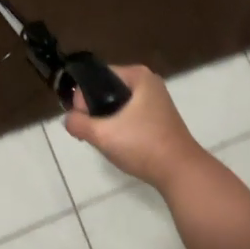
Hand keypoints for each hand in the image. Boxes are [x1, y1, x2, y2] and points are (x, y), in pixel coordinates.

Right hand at [65, 66, 211, 190]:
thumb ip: (78, 123)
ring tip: (104, 140)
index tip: (82, 119)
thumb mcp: (103, 134)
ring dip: (107, 121)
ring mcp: (157, 101)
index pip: (98, 76)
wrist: (180, 172)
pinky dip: (121, 127)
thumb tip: (69, 120)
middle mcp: (149, 83)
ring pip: (118, 105)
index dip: (83, 97)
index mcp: (138, 76)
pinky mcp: (159, 119)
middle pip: (107, 90)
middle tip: (92, 132)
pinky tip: (119, 144)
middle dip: (95, 110)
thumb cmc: (143, 145)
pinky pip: (130, 116)